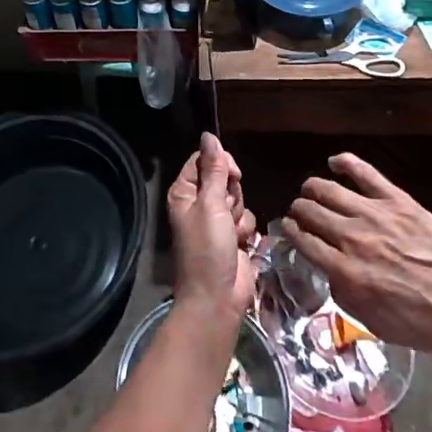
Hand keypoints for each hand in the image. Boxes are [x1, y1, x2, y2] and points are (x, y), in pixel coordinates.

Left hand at [169, 133, 257, 319]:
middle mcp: (198, 203)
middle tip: (225, 212)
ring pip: (239, 200)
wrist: (217, 296)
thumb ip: (213, 170)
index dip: (220, 163)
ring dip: (239, 216)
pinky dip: (246, 232)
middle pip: (224, 179)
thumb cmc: (207, 248)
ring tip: (231, 234)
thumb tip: (208, 136)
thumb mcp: (210, 205)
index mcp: (183, 192)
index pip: (202, 160)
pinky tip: (240, 245)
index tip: (231, 174)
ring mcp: (216, 220)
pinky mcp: (233, 235)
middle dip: (232, 195)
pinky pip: (247, 220)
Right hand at [282, 153, 431, 365]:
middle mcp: (354, 239)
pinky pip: (364, 172)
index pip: (302, 240)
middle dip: (298, 211)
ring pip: (325, 188)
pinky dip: (345, 162)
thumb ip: (344, 296)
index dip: (290, 233)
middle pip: (308, 211)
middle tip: (303, 215)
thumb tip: (329, 272)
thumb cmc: (430, 325)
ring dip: (312, 190)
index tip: (289, 231)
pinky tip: (335, 162)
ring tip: (314, 193)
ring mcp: (376, 215)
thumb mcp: (377, 324)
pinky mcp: (400, 202)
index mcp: (347, 272)